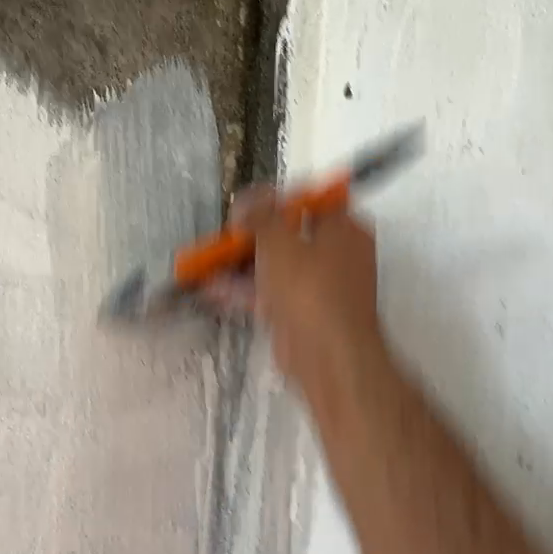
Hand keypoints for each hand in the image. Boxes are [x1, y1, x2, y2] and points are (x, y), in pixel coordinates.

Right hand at [206, 186, 389, 399]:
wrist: (326, 354)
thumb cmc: (310, 288)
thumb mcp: (279, 239)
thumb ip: (260, 215)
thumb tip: (247, 201)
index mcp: (344, 229)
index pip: (311, 201)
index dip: (277, 199)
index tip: (248, 205)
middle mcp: (337, 255)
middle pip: (289, 235)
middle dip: (252, 236)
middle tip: (227, 235)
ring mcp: (320, 287)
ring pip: (276, 266)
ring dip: (242, 264)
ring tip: (208, 262)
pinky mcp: (302, 313)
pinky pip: (270, 293)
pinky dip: (244, 290)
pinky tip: (213, 288)